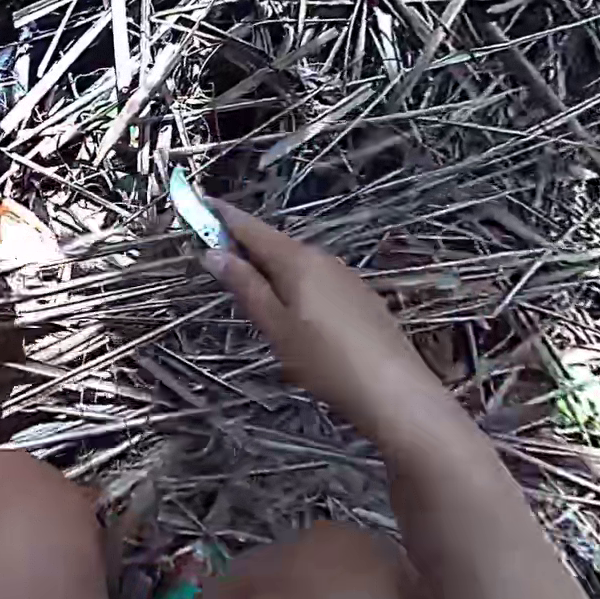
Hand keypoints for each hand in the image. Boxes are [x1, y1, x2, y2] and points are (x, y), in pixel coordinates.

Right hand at [200, 199, 441, 423]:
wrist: (398, 396)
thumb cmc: (325, 360)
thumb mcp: (274, 325)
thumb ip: (244, 285)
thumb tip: (213, 252)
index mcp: (296, 259)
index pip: (250, 227)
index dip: (223, 215)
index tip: (201, 202)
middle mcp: (321, 258)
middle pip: (273, 244)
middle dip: (244, 248)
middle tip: (219, 268)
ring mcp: (344, 276)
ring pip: (295, 263)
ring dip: (268, 269)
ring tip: (255, 300)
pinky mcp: (359, 297)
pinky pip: (314, 279)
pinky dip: (292, 284)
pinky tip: (295, 315)